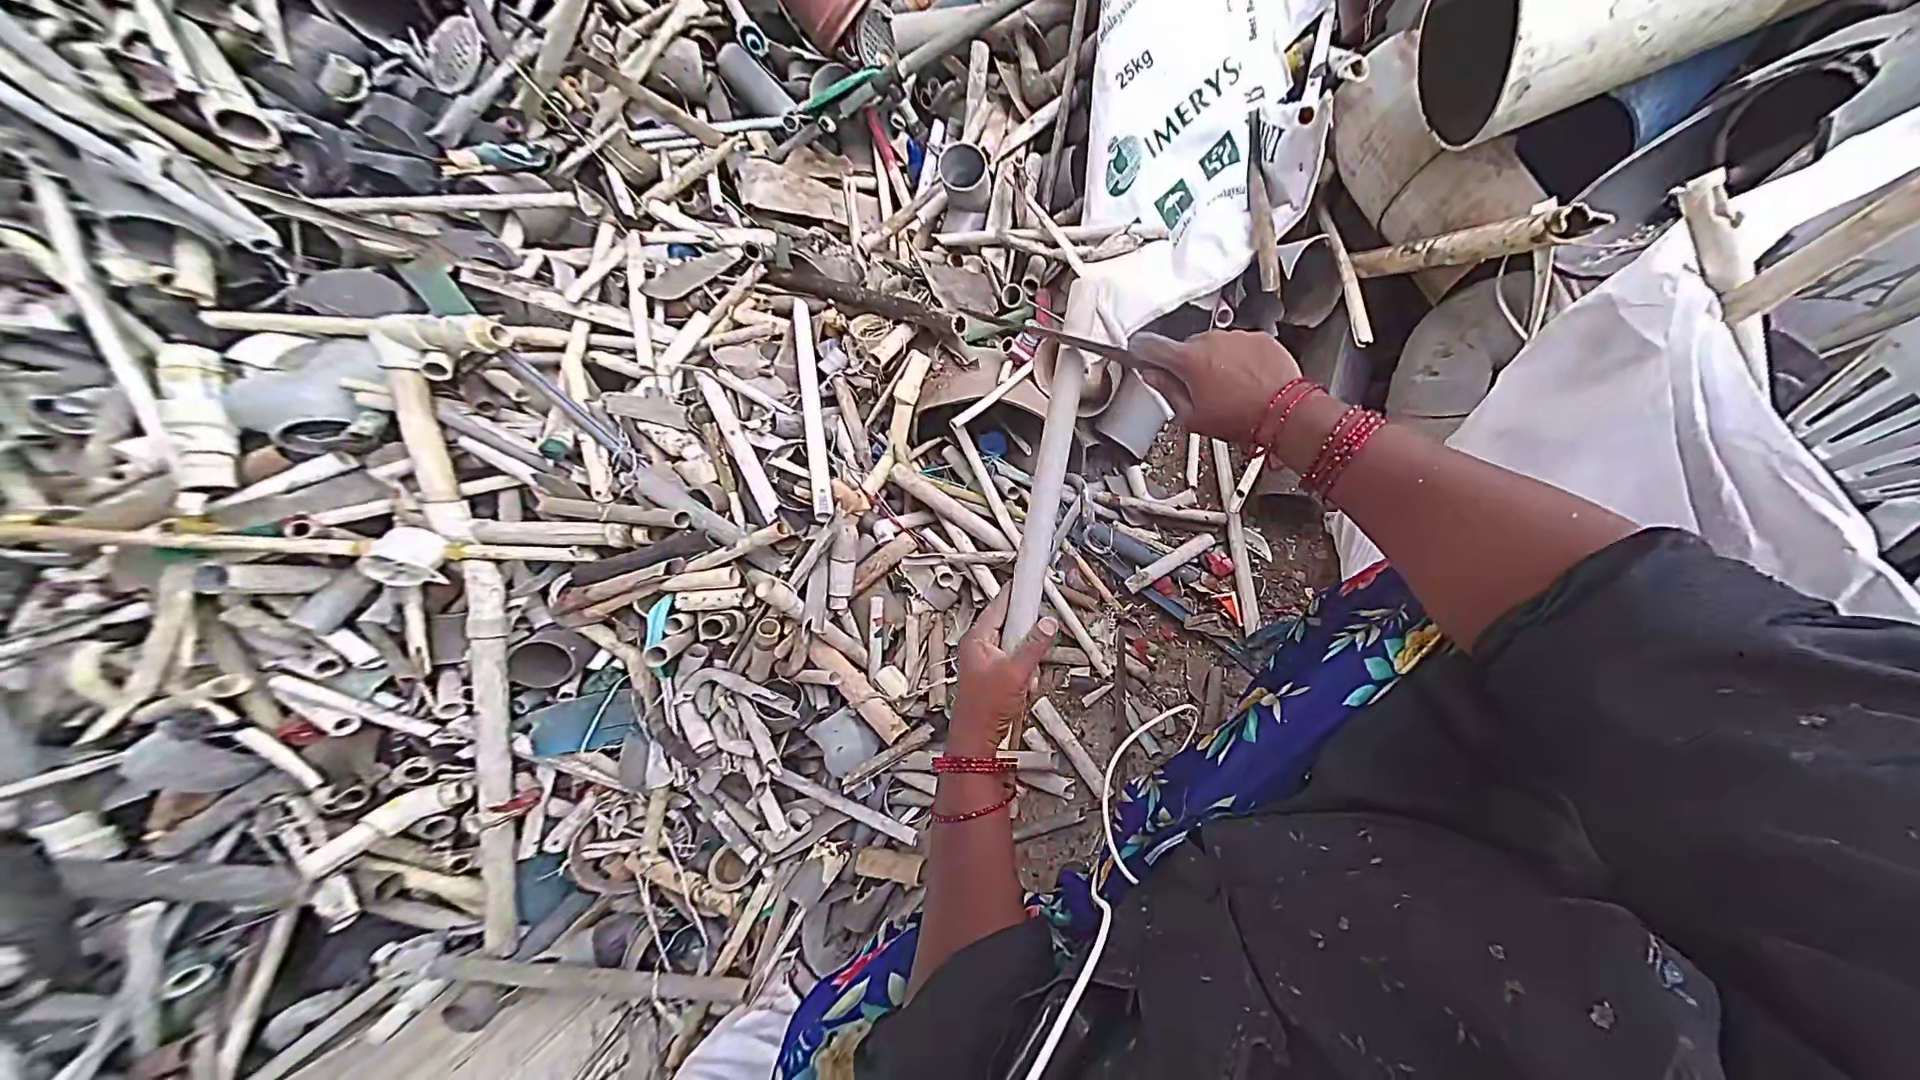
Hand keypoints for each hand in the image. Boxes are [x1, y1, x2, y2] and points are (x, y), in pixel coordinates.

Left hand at [950, 590, 1056, 754]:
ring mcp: (990, 663)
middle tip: (1029, 657)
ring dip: (1030, 665)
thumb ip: (1034, 646)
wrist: (978, 741)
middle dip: (1029, 642)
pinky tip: (1024, 691)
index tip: (1031, 577)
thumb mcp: (1015, 673)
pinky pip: (1022, 667)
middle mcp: (981, 647)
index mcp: (977, 638)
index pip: (1000, 604)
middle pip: (1015, 627)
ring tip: (1024, 682)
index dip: (1018, 591)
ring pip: (1021, 649)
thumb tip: (1046, 625)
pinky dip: (1028, 677)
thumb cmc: (982, 709)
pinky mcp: (999, 677)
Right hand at [1130, 330, 1302, 443]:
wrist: (1284, 413)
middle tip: (1195, 389)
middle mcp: (1211, 340)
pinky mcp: (1259, 338)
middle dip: (1186, 364)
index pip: (1151, 346)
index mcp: (1188, 360)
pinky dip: (1237, 359)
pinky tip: (1243, 380)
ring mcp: (1237, 337)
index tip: (1142, 359)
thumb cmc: (1240, 418)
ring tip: (1224, 388)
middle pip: (1185, 346)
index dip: (1142, 353)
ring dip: (1213, 361)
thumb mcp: (1191, 415)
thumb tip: (1153, 377)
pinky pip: (1238, 345)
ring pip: (1213, 345)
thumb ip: (1167, 391)